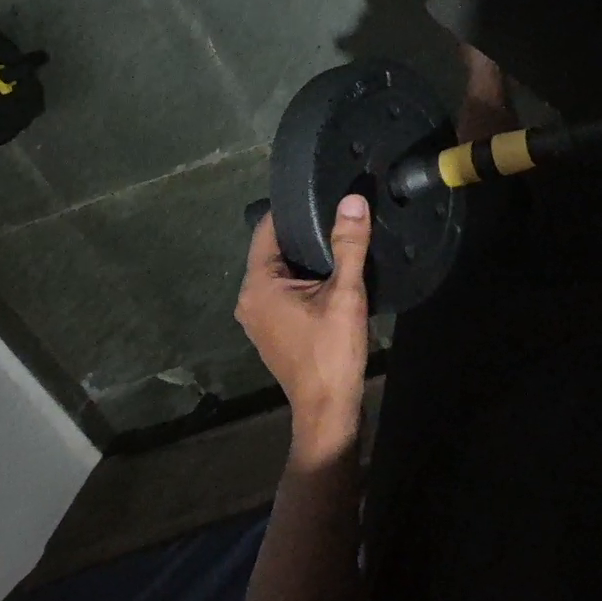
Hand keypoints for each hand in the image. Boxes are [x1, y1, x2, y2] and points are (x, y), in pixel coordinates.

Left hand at [237, 197, 371, 465]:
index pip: (267, 229)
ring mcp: (258, 317)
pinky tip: (335, 273)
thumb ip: (348, 245)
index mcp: (258, 285)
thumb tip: (352, 200)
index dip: (294, 208)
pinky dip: (306, 278)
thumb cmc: (331, 350)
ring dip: (308, 256)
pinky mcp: (273, 329)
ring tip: (341, 237)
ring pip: (282, 270)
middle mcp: (249, 298)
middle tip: (339, 212)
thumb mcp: (346, 293)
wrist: (328, 408)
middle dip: (305, 231)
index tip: (322, 192)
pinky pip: (286, 289)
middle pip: (275, 249)